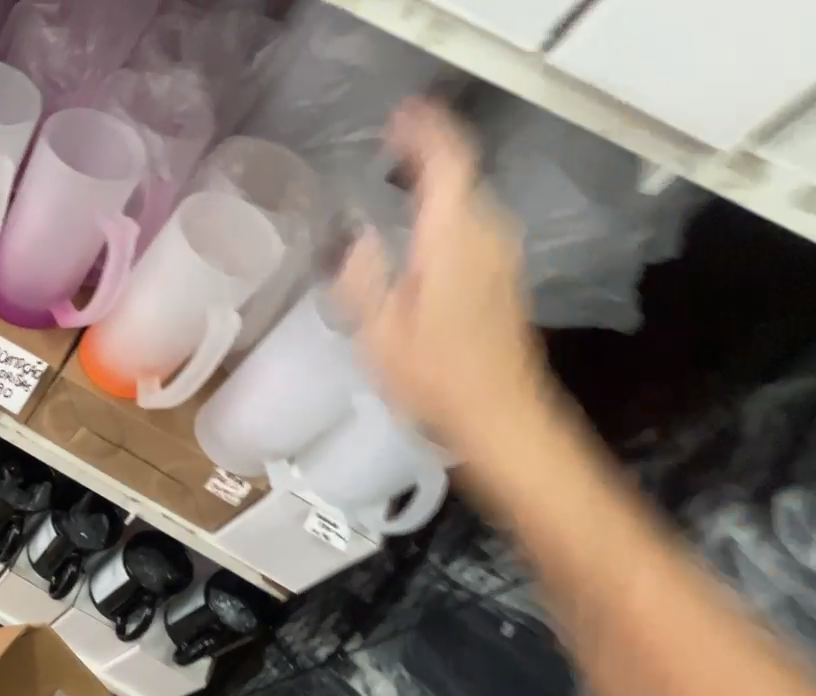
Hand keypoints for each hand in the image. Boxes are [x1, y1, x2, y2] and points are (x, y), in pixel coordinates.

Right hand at [334, 99, 555, 456]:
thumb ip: (363, 279)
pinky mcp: (501, 276)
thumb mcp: (377, 333)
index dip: (424, 136)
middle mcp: (485, 237)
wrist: (498, 414)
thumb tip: (356, 239)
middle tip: (380, 155)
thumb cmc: (432, 378)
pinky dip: (442, 217)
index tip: (396, 119)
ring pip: (463, 204)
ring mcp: (499, 255)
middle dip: (423, 160)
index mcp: (452, 242)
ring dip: (431, 190)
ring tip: (391, 186)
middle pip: (458, 180)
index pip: (447, 166)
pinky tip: (414, 236)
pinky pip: (468, 228)